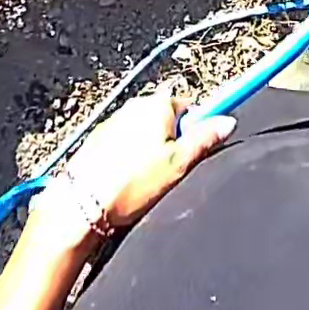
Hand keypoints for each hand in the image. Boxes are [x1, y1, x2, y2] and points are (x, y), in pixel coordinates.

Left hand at [47, 89, 234, 233]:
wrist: (80, 206)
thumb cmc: (130, 185)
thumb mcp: (177, 165)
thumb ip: (205, 139)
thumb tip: (228, 122)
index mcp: (159, 104)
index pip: (191, 107)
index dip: (194, 131)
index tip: (191, 151)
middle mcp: (137, 104)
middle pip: (167, 118)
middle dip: (170, 141)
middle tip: (167, 171)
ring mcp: (115, 119)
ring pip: (144, 131)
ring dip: (148, 148)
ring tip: (142, 180)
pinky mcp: (98, 137)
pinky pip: (123, 141)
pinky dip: (127, 156)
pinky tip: (124, 179)